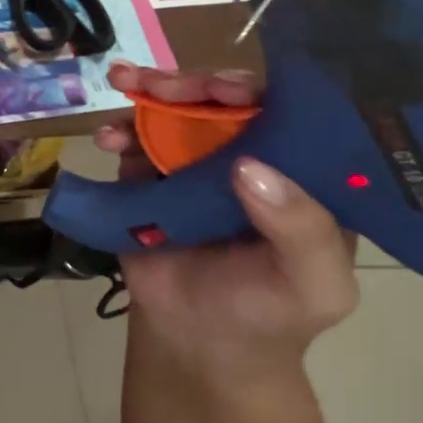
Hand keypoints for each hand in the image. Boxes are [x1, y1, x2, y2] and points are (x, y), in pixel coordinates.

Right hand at [99, 63, 358, 378]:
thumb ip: (300, 231)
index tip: (227, 89)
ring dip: (149, 91)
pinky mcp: (148, 176)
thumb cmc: (271, 313)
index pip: (293, 117)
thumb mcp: (314, 284)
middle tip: (163, 85)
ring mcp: (195, 166)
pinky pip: (134, 141)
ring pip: (176, 113)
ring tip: (124, 83)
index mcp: (305, 176)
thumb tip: (248, 167)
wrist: (197, 339)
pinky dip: (118, 129)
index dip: (263, 93)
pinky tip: (108, 138)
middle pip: (225, 104)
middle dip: (192, 83)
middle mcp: (252, 160)